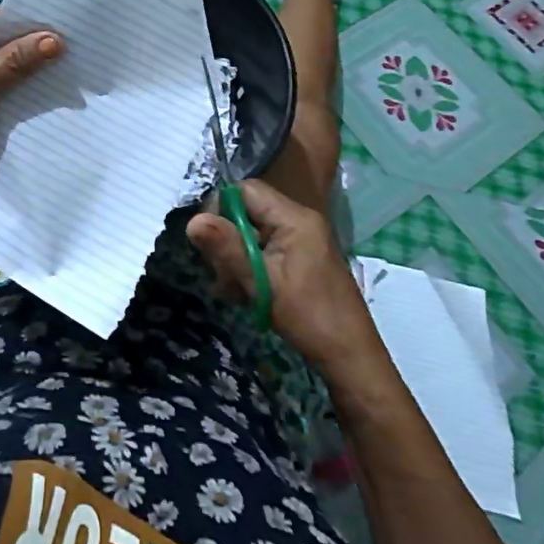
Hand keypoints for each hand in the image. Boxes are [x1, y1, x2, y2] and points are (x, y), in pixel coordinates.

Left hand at [0, 8, 62, 166]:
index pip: (0, 18)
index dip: (31, 27)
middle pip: (2, 32)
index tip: (65, 36)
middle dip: (30, 43)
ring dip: (24, 59)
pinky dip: (13, 72)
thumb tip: (57, 40)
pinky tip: (35, 78)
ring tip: (57, 64)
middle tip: (68, 50)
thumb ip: (18, 60)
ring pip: (1, 49)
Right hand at [187, 179, 382, 375]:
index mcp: (294, 217)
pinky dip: (252, 268)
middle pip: (248, 212)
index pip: (246, 190)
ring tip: (236, 292)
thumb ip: (228, 250)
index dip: (221, 208)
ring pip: (253, 233)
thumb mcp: (263, 283)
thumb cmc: (308, 317)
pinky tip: (248, 295)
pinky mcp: (301, 257)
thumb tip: (193, 220)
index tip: (209, 242)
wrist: (350, 354)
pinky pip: (266, 250)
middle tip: (224, 276)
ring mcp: (302, 238)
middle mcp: (299, 219)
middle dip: (228, 241)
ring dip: (237, 259)